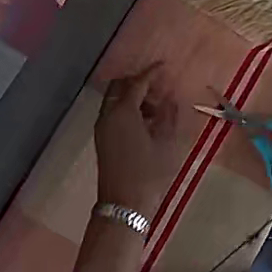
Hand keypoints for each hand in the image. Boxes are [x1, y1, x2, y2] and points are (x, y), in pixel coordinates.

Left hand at [94, 66, 182, 213]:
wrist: (124, 205)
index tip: (164, 66)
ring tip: (156, 111)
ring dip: (133, 98)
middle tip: (159, 92)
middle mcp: (107, 115)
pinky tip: (145, 124)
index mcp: (123, 112)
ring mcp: (102, 128)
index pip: (136, 83)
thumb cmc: (149, 173)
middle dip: (138, 84)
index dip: (151, 73)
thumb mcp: (165, 143)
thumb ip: (168, 116)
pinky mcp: (102, 140)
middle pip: (119, 87)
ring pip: (114, 101)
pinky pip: (112, 114)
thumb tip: (169, 99)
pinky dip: (127, 111)